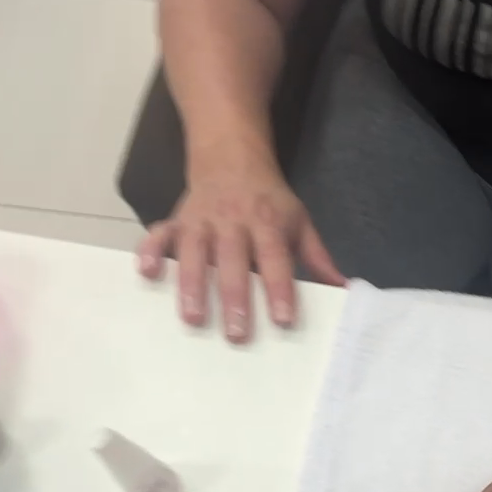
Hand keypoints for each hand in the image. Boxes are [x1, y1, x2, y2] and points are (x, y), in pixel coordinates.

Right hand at [137, 163, 346, 342]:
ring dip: (192, 285)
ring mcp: (201, 221)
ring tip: (193, 319)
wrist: (231, 155)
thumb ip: (319, 259)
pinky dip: (149, 251)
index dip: (279, 288)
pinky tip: (145, 274)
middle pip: (233, 261)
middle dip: (234, 297)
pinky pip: (159, 234)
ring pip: (194, 252)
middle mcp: (233, 222)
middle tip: (237, 335)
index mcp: (268, 223)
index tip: (282, 320)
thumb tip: (345, 290)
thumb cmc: (270, 201)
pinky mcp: (177, 219)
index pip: (275, 258)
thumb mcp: (300, 223)